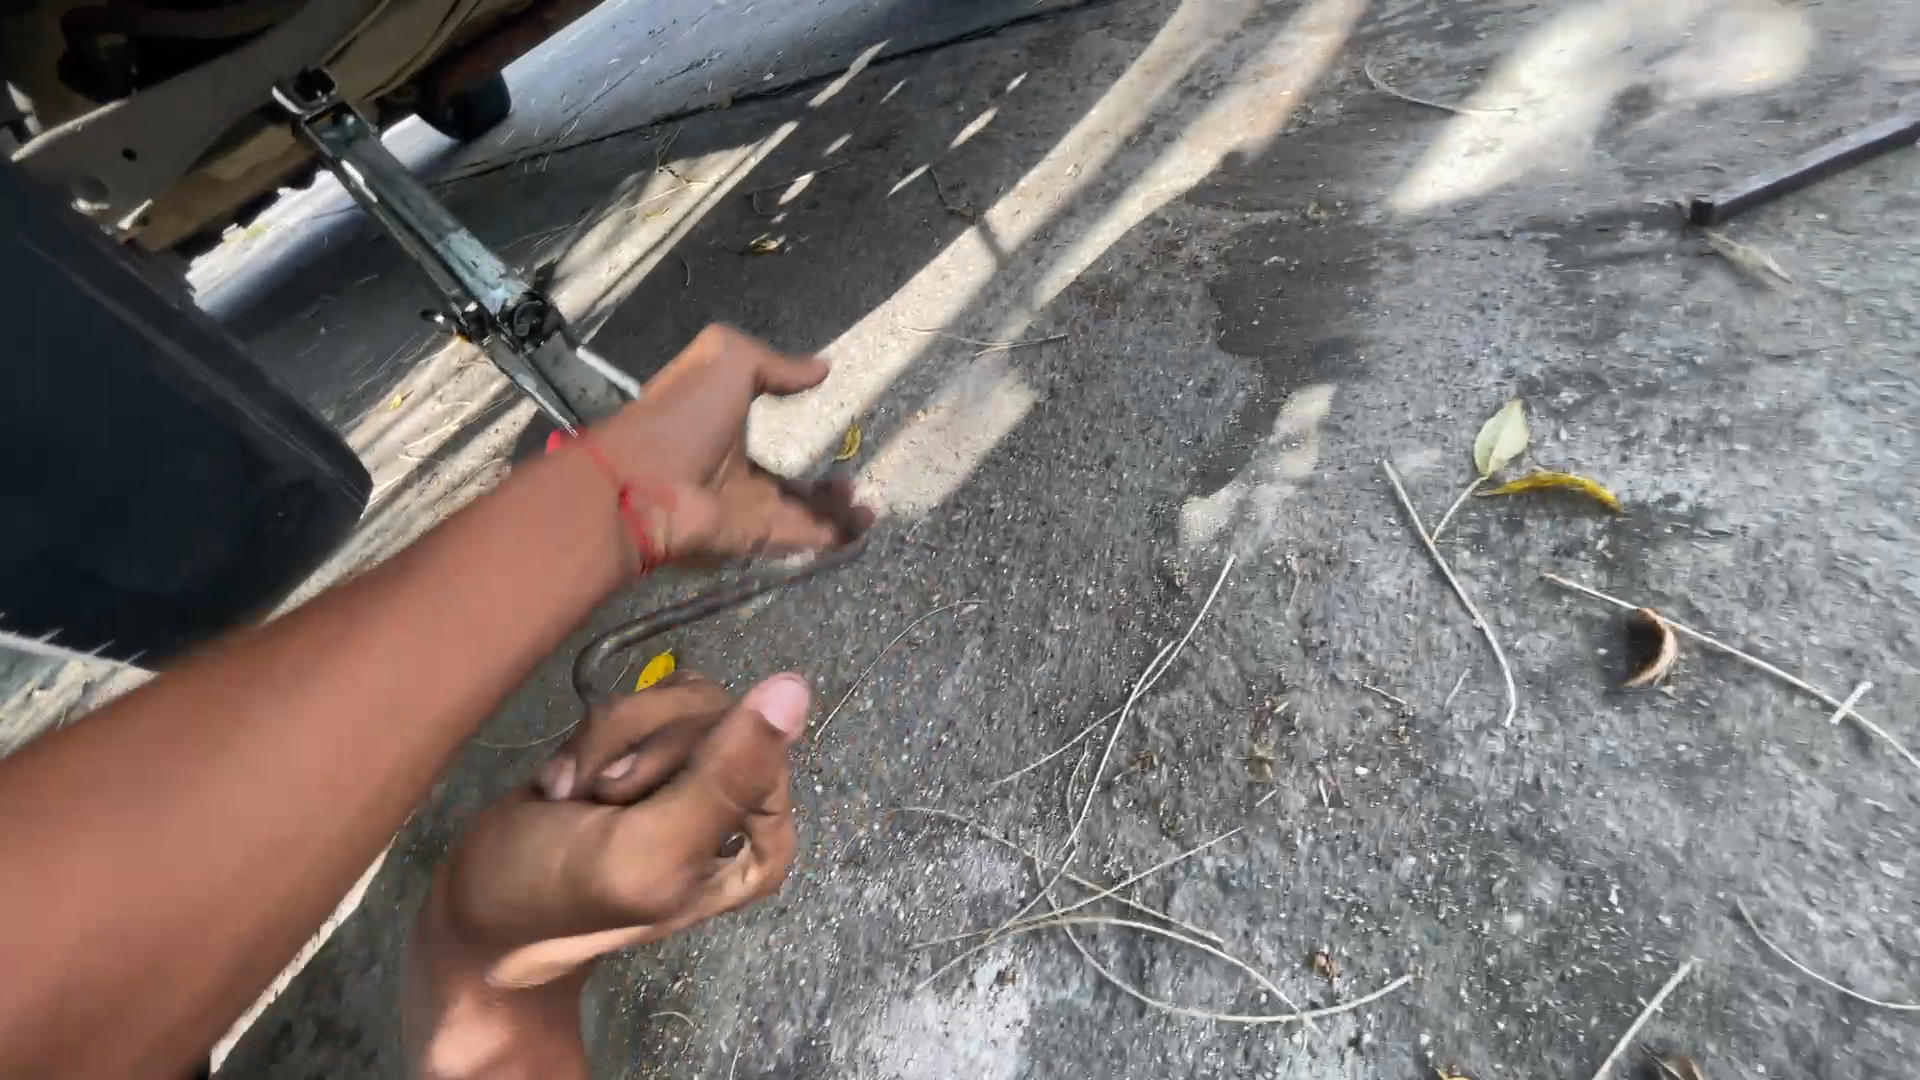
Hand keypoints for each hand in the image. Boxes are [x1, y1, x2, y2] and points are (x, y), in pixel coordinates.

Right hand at [404, 673, 807, 1076]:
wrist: (476, 901)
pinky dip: (598, 732)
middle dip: (640, 754)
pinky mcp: (661, 739)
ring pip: (679, 698)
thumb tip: (795, 688)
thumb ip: (727, 775)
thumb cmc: (558, 895)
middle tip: (600, 805)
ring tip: (579, 797)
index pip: (758, 744)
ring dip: (612, 741)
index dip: (687, 764)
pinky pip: (648, 697)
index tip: (643, 809)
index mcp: (765, 833)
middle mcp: (744, 794)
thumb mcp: (650, 848)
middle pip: (716, 714)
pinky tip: (571, 778)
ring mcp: (703, 762)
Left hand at [591, 325, 871, 566]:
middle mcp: (734, 472)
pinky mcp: (756, 536)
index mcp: (722, 428)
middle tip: (854, 479)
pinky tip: (863, 526)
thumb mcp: (724, 360)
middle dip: (824, 488)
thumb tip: (821, 368)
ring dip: (836, 513)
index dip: (797, 429)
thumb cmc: (681, 416)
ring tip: (867, 507)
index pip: (765, 432)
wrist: (647, 483)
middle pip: (789, 484)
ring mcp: (745, 508)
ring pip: (802, 514)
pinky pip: (803, 536)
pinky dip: (835, 535)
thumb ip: (772, 362)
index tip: (832, 425)